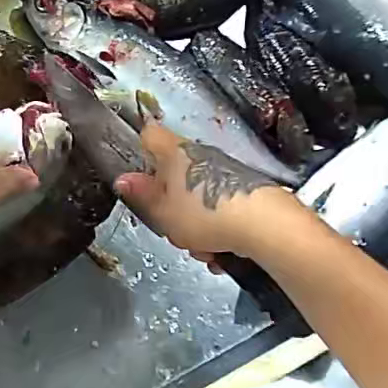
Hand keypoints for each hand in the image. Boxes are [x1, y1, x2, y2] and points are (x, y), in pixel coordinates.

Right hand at [112, 122, 305, 261]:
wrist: (264, 225)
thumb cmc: (207, 213)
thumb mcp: (163, 211)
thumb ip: (142, 195)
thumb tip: (124, 180)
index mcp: (175, 152)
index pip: (149, 135)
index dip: (139, 150)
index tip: (137, 176)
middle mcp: (201, 155)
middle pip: (173, 176)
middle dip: (170, 206)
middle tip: (171, 227)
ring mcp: (225, 173)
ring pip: (196, 200)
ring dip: (194, 227)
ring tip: (202, 248)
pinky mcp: (244, 193)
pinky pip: (219, 212)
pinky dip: (217, 233)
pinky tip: (220, 252)